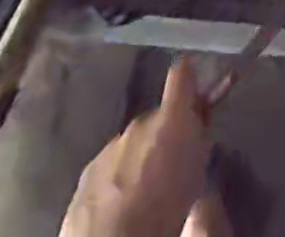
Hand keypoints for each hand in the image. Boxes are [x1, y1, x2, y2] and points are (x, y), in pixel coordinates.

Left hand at [61, 58, 211, 236]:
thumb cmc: (167, 210)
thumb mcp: (198, 171)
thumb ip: (199, 137)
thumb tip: (197, 120)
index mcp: (170, 119)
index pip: (181, 75)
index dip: (189, 75)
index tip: (195, 85)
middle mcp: (138, 124)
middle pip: (157, 116)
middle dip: (166, 131)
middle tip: (173, 159)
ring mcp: (108, 148)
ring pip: (132, 142)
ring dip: (141, 154)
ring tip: (143, 189)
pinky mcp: (86, 172)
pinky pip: (111, 163)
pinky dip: (118, 173)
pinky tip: (120, 202)